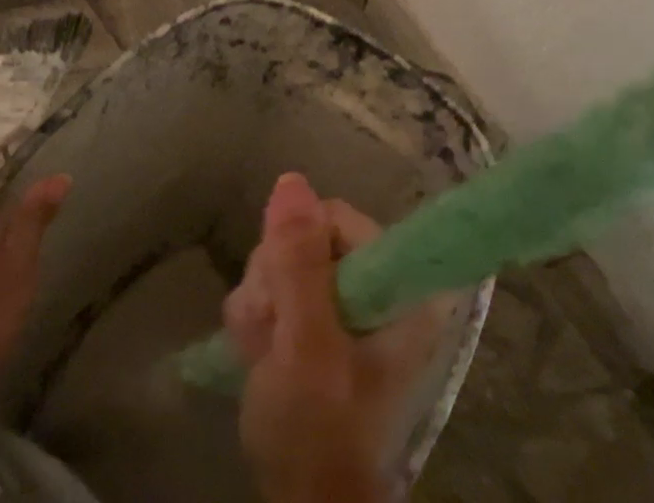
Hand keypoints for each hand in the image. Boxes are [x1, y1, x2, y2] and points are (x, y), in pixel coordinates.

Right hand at [224, 174, 448, 502]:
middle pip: (304, 239)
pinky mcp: (318, 321)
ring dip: (259, 305)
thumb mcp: (306, 347)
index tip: (283, 293)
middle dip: (272, 284)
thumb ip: (300, 266)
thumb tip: (292, 181)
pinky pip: (274, 289)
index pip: (335, 219)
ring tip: (263, 352)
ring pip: (282, 264)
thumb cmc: (316, 428)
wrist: (300, 496)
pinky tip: (255, 353)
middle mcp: (378, 286)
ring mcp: (347, 305)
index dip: (298, 249)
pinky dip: (256, 319)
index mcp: (398, 286)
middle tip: (271, 332)